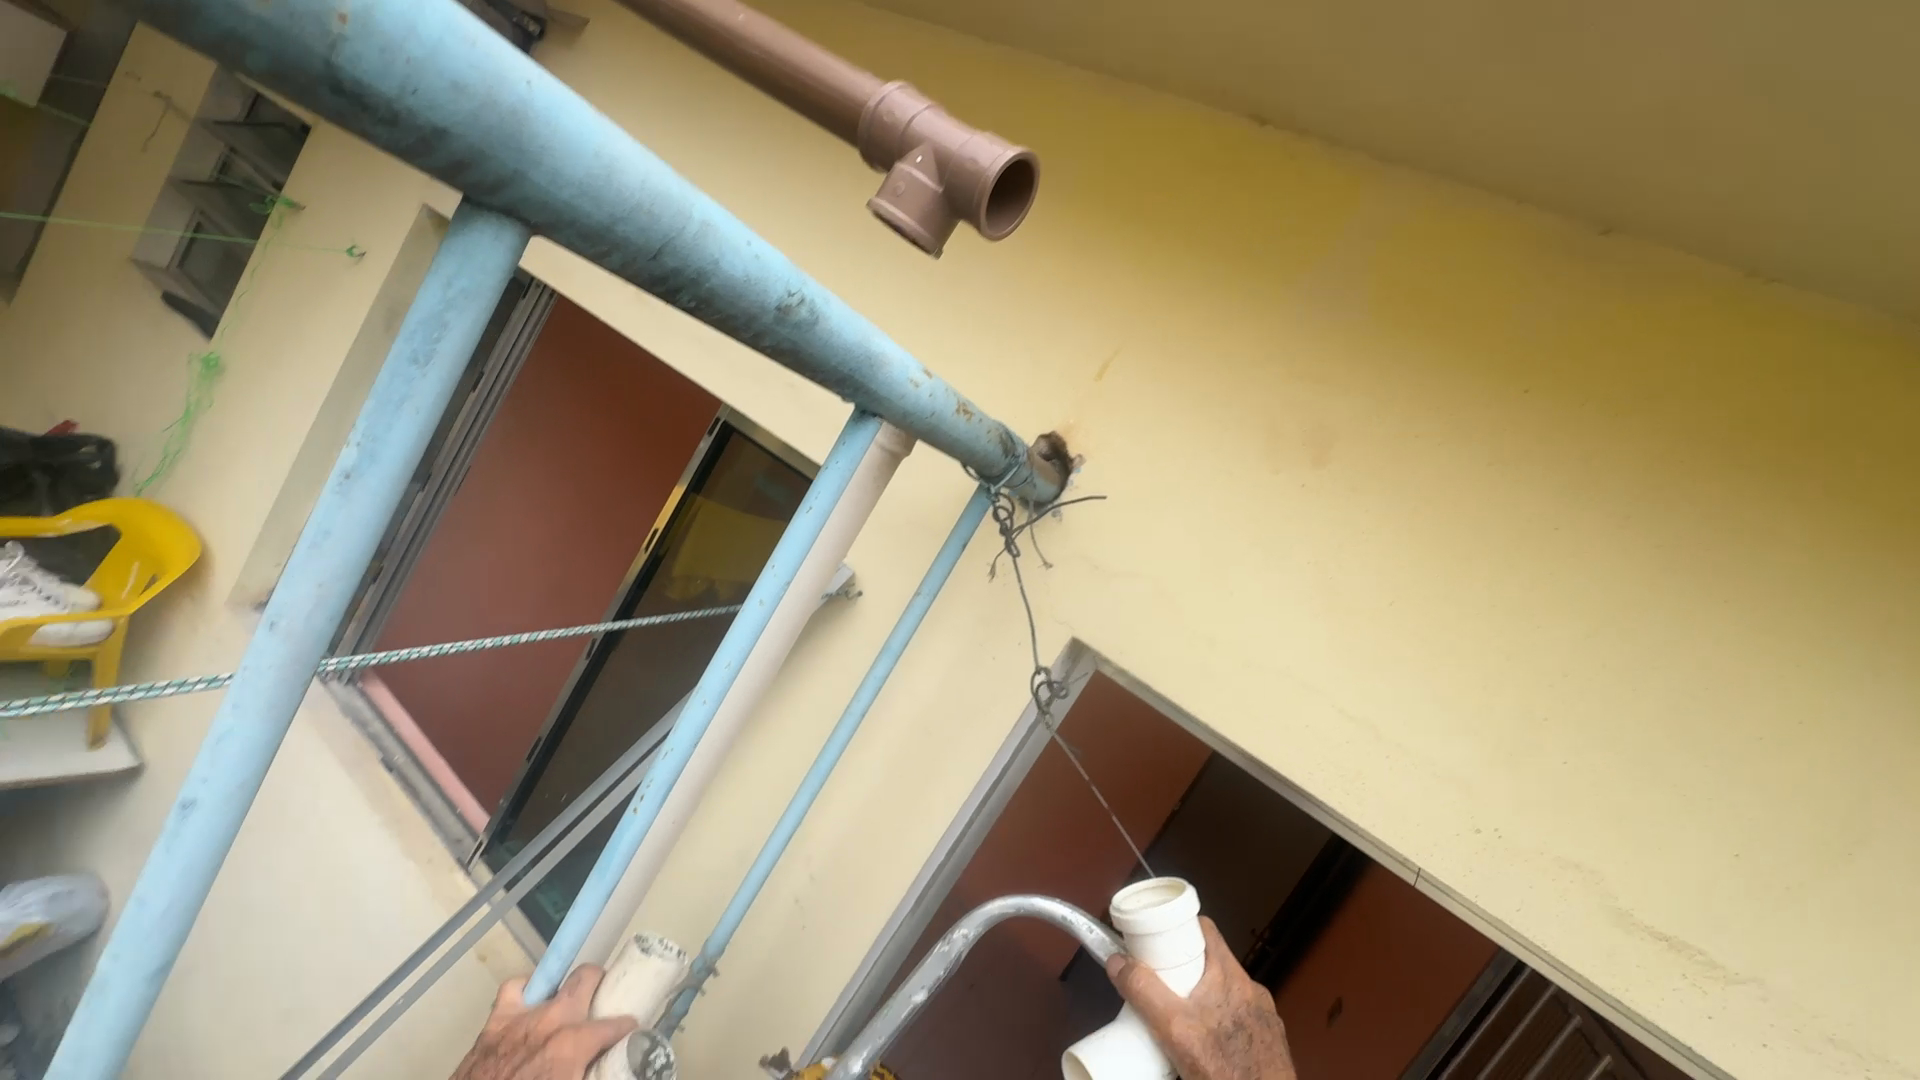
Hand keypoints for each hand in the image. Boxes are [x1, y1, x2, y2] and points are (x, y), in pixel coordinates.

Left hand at [450, 965, 637, 1079]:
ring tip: (565, 1009)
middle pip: (588, 977)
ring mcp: (522, 1017)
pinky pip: (513, 989)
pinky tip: (529, 1006)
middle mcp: (552, 1019)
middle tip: (600, 1009)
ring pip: (553, 980)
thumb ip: (591, 1074)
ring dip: (562, 992)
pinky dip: (525, 993)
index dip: (627, 1031)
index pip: (618, 1025)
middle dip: (600, 988)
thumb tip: (611, 1071)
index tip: (628, 1038)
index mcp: (574, 1044)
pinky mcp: (494, 1023)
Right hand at [1105, 917, 1297, 1079]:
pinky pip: (1240, 1020)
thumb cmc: (1223, 1068)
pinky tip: (1207, 1045)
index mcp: (1230, 974)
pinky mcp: (1271, 1044)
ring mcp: (1265, 1018)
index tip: (1157, 937)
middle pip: (1212, 962)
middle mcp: (1252, 990)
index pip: (1205, 928)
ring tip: (1179, 1016)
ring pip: (1226, 993)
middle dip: (1184, 968)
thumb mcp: (1173, 1029)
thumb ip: (1143, 992)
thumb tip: (1116, 961)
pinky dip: (1220, 1023)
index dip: (1179, 926)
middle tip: (1160, 981)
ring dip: (1203, 997)